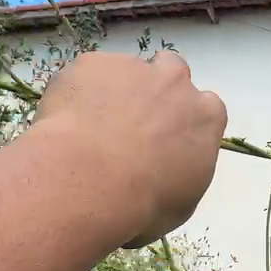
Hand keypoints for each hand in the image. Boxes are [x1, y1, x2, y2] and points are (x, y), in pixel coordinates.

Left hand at [33, 51, 227, 247]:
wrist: (89, 180)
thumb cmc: (142, 204)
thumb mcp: (178, 206)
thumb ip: (179, 176)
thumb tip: (161, 180)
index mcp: (205, 116)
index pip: (206, 109)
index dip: (183, 123)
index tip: (166, 141)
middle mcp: (175, 82)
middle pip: (171, 72)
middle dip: (155, 91)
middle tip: (130, 123)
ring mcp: (132, 67)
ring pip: (124, 71)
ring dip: (113, 92)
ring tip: (88, 129)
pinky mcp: (91, 64)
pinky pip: (85, 76)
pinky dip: (76, 95)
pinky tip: (64, 125)